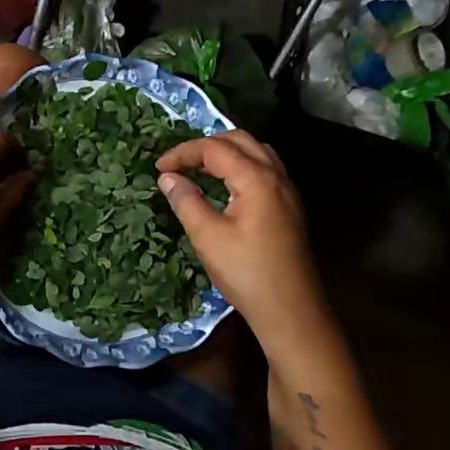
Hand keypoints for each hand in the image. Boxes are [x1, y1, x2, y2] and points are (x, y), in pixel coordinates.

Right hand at [156, 131, 324, 336]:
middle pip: (240, 140)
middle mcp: (276, 176)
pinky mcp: (290, 207)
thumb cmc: (247, 273)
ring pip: (257, 152)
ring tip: (201, 170)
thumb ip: (187, 201)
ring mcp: (288, 191)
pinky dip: (242, 167)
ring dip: (227, 153)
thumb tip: (168, 177)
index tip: (158, 168)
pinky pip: (266, 170)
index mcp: (257, 178)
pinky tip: (227, 187)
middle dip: (206, 145)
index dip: (183, 153)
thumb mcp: (208, 237)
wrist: (290, 309)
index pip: (215, 148)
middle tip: (180, 164)